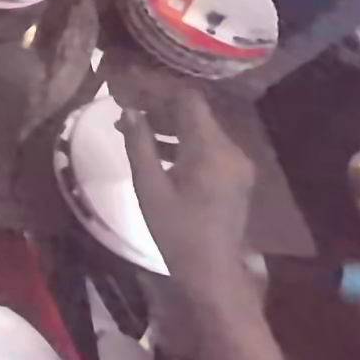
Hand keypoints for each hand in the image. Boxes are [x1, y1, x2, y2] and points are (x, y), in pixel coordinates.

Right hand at [116, 75, 257, 308]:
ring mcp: (235, 164)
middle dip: (158, 103)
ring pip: (199, 128)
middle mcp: (230, 151)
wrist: (212, 273)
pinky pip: (205, 145)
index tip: (128, 87)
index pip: (187, 100)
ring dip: (167, 121)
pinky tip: (153, 147)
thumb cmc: (176, 230)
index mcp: (210, 150)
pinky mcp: (233, 176)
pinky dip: (179, 139)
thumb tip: (128, 110)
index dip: (156, 88)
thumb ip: (139, 143)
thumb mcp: (149, 185)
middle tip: (124, 103)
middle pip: (194, 112)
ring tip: (131, 124)